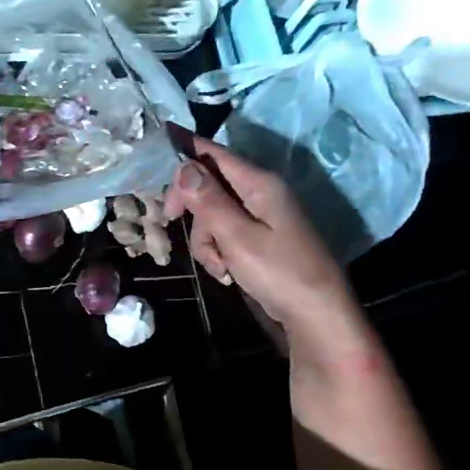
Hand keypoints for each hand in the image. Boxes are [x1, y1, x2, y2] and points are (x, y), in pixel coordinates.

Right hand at [166, 137, 361, 346]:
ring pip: (215, 215)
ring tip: (220, 267)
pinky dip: (220, 253)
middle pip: (210, 187)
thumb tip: (183, 166)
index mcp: (259, 184)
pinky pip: (228, 235)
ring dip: (207, 241)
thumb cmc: (278, 272)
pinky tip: (228, 274)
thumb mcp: (236, 236)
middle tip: (172, 222)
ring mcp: (263, 217)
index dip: (184, 154)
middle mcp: (261, 193)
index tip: (152, 166)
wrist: (317, 315)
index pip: (214, 154)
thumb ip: (208, 200)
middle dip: (194, 210)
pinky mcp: (262, 239)